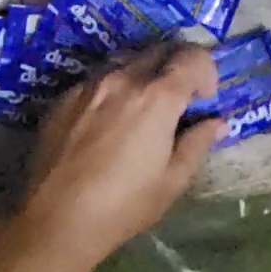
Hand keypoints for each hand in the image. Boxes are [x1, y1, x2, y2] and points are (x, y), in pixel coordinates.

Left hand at [0, 43, 225, 271]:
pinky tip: (110, 119)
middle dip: (178, 66)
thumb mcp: (173, 181)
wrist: (55, 221)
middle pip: (160, 50)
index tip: (205, 98)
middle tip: (181, 98)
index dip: (207, 71)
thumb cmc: (123, 205)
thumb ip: (198, 143)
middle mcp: (123, 79)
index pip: (192, 57)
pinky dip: (116, 86)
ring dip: (146, 71)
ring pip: (127, 59)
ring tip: (145, 104)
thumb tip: (215, 122)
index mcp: (157, 97)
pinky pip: (99, 78)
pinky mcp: (65, 98)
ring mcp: (89, 85)